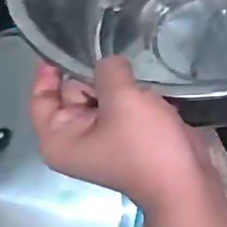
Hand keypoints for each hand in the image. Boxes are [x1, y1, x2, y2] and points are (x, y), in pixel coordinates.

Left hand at [30, 57, 212, 212]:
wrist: (185, 182)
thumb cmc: (144, 144)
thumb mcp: (122, 99)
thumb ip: (108, 70)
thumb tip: (112, 63)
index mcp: (59, 138)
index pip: (41, 98)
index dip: (48, 71)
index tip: (63, 44)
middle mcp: (76, 139)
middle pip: (74, 92)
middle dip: (94, 75)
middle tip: (117, 60)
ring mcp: (104, 139)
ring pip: (103, 97)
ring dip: (119, 84)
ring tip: (136, 71)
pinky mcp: (129, 137)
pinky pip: (123, 107)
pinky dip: (134, 96)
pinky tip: (150, 87)